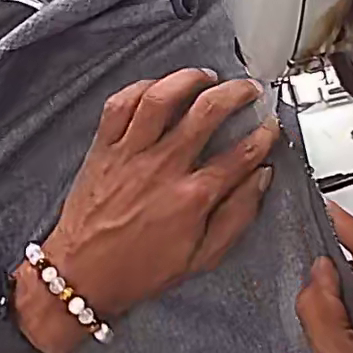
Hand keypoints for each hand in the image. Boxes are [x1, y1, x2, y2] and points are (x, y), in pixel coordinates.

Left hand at [16, 68, 280, 352]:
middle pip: (207, 112)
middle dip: (236, 93)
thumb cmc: (139, 269)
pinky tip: (157, 87)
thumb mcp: (201, 258)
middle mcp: (163, 168)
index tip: (269, 126)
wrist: (83, 275)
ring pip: (161, 98)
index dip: (263, 134)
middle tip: (248, 90)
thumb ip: (237, 216)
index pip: (240, 153)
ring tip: (206, 77)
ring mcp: (130, 154)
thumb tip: (260, 180)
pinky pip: (120, 104)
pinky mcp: (104, 148)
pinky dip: (141, 87)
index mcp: (191, 197)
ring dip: (189, 79)